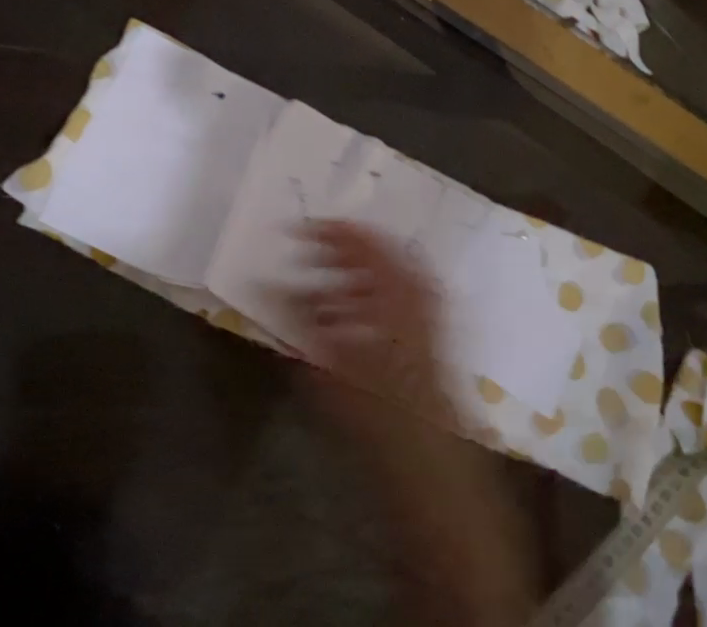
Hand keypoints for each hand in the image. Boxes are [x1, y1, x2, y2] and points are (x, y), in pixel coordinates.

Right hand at [290, 222, 537, 625]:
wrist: (438, 479)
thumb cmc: (381, 424)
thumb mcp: (330, 369)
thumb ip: (300, 319)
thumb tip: (268, 282)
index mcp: (400, 302)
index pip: (371, 249)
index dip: (338, 232)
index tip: (304, 227)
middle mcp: (422, 307)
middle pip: (392, 260)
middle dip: (352, 249)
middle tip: (315, 247)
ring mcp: (432, 330)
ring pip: (399, 284)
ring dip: (362, 275)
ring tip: (326, 281)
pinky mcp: (433, 353)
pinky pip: (406, 308)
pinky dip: (375, 302)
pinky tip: (349, 319)